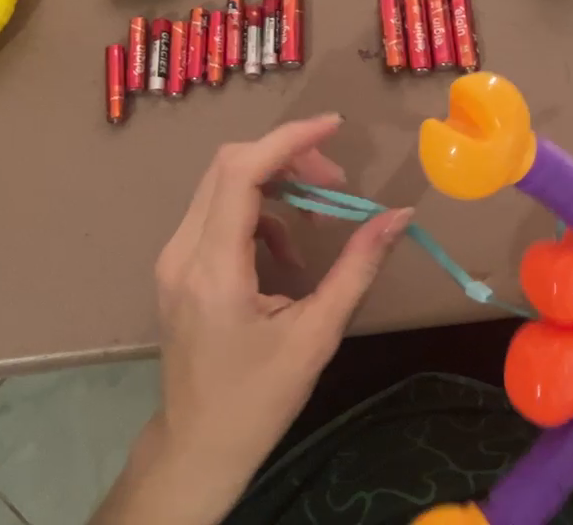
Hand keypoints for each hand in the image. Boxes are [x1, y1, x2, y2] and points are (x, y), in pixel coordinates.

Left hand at [98, 115, 412, 524]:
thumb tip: (399, 216)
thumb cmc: (259, 398)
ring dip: (276, 181)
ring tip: (321, 215)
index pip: (242, 173)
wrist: (198, 446)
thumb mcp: (318, 334)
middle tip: (337, 182)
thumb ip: (358, 268)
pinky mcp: (177, 264)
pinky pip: (218, 209)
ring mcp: (173, 257)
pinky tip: (287, 250)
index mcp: (214, 269)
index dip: (289, 139)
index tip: (334, 127)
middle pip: (229, 165)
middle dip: (289, 157)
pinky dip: (260, 210)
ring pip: (221, 182)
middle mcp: (183, 252)